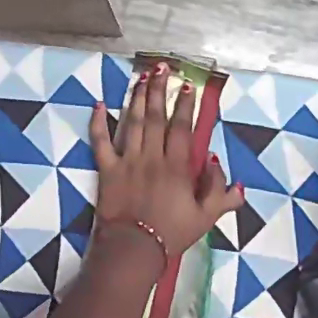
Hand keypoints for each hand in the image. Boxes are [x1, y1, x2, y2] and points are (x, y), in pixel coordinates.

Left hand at [89, 62, 245, 261]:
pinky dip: (98, 121)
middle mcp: (152, 156)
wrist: (133, 249)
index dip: (185, 105)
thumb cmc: (172, 234)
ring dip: (136, 97)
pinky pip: (100, 141)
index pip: (182, 127)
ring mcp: (127, 160)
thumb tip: (219, 161)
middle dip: (159, 90)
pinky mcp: (107, 169)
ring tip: (140, 77)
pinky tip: (99, 104)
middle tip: (161, 68)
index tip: (186, 85)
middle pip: (156, 116)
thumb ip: (220, 191)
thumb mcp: (206, 217)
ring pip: (132, 121)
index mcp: (177, 166)